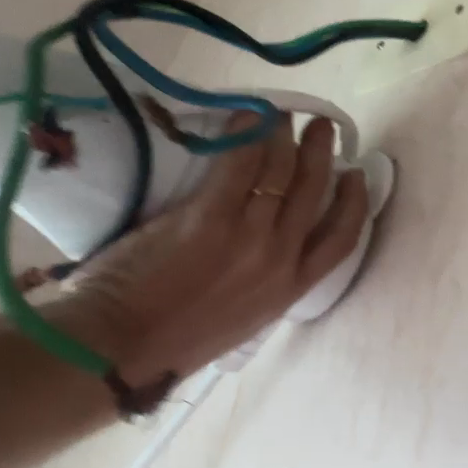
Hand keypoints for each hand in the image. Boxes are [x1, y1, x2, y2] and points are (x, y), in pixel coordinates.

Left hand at [49, 112, 368, 381]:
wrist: (114, 352)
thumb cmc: (173, 339)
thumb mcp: (243, 316)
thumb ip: (266, 277)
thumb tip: (273, 232)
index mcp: (289, 289)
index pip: (342, 236)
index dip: (354, 199)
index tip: (353, 174)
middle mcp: (279, 259)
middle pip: (313, 187)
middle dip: (321, 149)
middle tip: (319, 125)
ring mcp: (248, 236)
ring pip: (281, 168)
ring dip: (284, 133)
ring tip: (279, 116)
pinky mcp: (211, 217)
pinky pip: (240, 162)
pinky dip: (247, 133)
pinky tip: (247, 116)